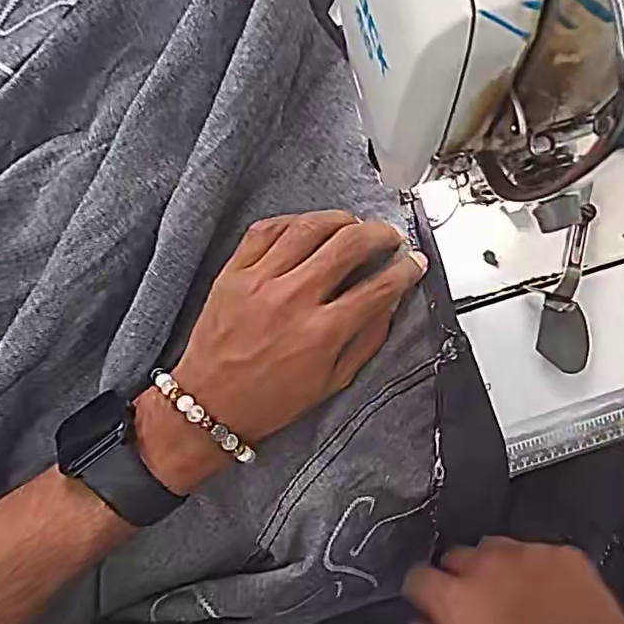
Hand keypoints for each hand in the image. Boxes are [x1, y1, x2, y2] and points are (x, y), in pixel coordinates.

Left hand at [133, 210, 426, 494]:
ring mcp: (260, 281)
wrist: (210, 404)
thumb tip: (392, 303)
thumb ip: (367, 340)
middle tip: (389, 236)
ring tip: (354, 224)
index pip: (378, 287)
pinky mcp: (233, 272)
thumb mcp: (332, 381)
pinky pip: (267, 229)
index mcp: (321, 333)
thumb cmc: (269, 399)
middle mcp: (292, 300)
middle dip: (380, 234)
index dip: (405, 269)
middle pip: (349, 244)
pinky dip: (294, 220)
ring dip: (341, 219)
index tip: (413, 262)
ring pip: (309, 227)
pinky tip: (308, 225)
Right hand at [406, 540, 623, 623]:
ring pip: (494, 548)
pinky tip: (550, 599)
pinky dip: (532, 570)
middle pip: (455, 556)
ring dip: (493, 569)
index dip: (422, 596)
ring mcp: (531, 555)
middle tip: (478, 610)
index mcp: (458, 603)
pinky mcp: (567, 555)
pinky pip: (533, 552)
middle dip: (458, 579)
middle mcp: (488, 566)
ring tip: (515, 599)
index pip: (418, 576)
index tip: (432, 611)